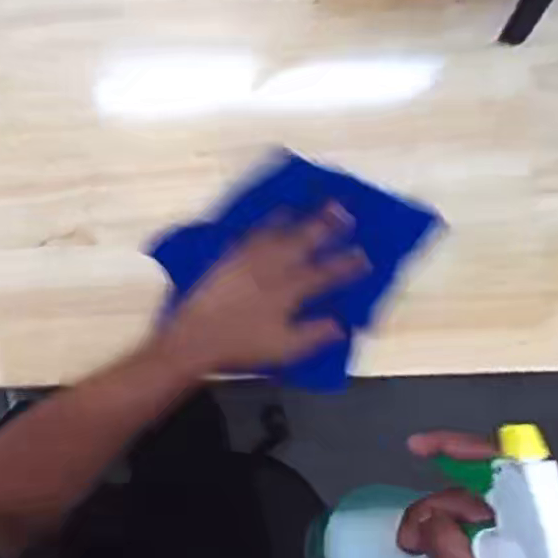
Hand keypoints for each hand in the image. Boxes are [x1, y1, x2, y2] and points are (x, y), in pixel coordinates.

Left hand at [154, 205, 368, 376]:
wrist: (193, 338)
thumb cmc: (240, 347)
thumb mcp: (284, 349)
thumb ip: (314, 334)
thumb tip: (342, 325)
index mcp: (288, 291)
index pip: (324, 273)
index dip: (346, 264)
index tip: (364, 255)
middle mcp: (269, 268)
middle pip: (302, 241)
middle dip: (325, 225)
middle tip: (343, 209)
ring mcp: (245, 261)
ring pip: (275, 233)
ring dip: (294, 219)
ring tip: (305, 208)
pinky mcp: (225, 260)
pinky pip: (248, 236)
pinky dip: (262, 226)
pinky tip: (266, 223)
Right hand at [398, 431, 557, 557]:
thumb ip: (455, 555)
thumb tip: (425, 514)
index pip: (525, 478)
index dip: (473, 452)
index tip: (421, 449)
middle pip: (498, 493)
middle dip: (443, 498)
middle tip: (407, 529)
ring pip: (484, 514)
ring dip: (440, 518)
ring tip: (410, 543)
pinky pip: (482, 537)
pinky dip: (448, 534)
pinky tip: (427, 548)